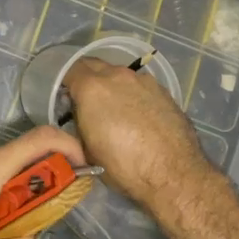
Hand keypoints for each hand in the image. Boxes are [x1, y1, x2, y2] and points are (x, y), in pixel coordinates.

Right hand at [61, 57, 212, 205]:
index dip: (65, 83)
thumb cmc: (123, 166)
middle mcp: (117, 76)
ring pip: (119, 75)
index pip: (71, 70)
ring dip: (112, 86)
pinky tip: (138, 116)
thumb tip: (81, 116)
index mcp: (92, 88)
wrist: (173, 173)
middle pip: (95, 66)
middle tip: (86, 100)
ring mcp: (143, 81)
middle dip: (87, 78)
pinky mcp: (164, 90)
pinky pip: (140, 86)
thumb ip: (80, 124)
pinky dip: (133, 95)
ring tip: (115, 110)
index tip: (65, 97)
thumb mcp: (87, 150)